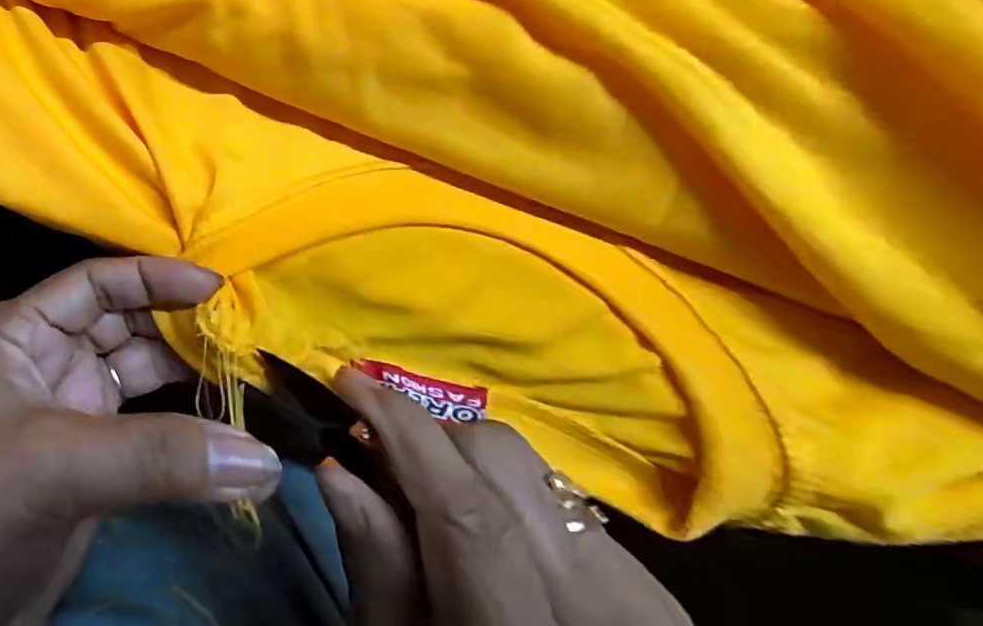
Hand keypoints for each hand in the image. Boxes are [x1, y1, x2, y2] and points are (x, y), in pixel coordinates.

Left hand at [0, 256, 284, 624]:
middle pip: (126, 321)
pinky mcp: (94, 457)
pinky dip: (187, 422)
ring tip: (247, 367)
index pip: (95, 282)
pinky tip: (228, 422)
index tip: (215, 282)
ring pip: (141, 370)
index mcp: (22, 333)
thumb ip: (156, 456)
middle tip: (243, 326)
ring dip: (189, 369)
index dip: (153, 276)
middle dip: (179, 321)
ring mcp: (73, 408)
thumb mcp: (59, 465)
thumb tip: (261, 459)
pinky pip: (150, 422)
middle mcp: (49, 358)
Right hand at [316, 369, 688, 625]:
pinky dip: (502, 481)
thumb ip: (376, 565)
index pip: (465, 505)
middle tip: (377, 452)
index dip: (402, 428)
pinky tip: (479, 514)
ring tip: (425, 486)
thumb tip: (337, 468)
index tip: (348, 380)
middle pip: (497, 460)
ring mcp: (636, 592)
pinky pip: (556, 488)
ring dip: (460, 455)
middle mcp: (601, 606)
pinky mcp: (645, 582)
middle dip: (424, 438)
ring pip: (527, 462)